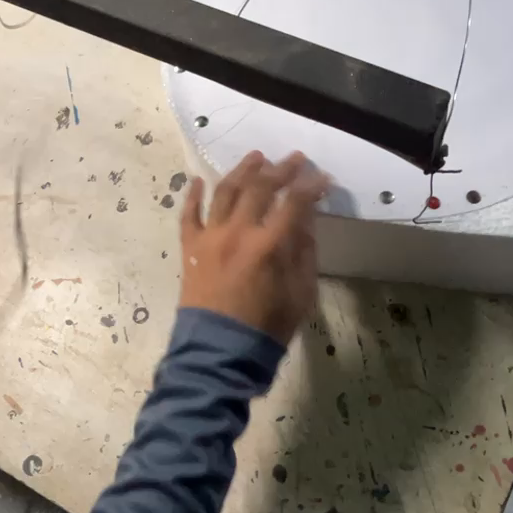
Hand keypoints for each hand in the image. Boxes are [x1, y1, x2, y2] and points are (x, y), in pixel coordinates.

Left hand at [179, 151, 329, 344]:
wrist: (219, 353)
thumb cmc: (267, 328)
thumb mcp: (301, 294)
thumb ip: (304, 253)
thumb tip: (306, 220)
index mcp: (269, 246)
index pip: (294, 202)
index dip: (311, 186)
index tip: (323, 178)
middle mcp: (237, 233)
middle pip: (260, 188)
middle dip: (280, 169)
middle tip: (294, 159)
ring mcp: (209, 238)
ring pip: (224, 192)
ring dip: (242, 171)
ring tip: (256, 158)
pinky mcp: (189, 249)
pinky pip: (188, 215)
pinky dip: (192, 195)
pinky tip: (197, 180)